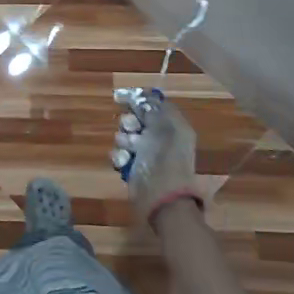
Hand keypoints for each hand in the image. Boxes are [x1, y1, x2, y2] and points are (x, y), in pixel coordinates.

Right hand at [116, 92, 199, 227]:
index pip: (154, 105)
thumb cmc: (166, 160)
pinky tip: (125, 162)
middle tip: (132, 129)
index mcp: (173, 126)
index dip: (139, 100)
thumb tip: (144, 95)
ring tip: (130, 150)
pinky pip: (119, 154)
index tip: (122, 98)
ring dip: (124, 141)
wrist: (162, 198)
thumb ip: (153, 109)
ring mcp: (146, 153)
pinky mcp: (133, 167)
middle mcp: (160, 137)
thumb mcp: (164, 128)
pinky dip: (120, 157)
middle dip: (129, 122)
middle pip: (136, 119)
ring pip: (125, 136)